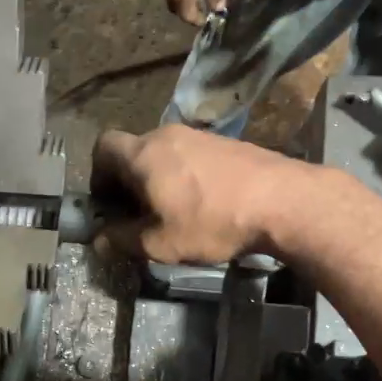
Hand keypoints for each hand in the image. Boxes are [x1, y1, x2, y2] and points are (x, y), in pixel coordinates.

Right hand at [90, 126, 326, 263]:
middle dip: (127, 182)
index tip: (108, 203)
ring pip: (162, 154)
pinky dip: (183, 177)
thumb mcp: (159, 244)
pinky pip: (188, 156)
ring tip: (170, 213)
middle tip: (136, 215)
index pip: (103, 147)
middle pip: (133, 151)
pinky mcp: (225, 144)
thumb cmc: (212, 222)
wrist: (284, 202)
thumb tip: (101, 240)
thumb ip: (123, 240)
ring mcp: (199, 136)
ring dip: (156, 180)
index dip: (97, 175)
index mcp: (143, 154)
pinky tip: (201, 205)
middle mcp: (167, 136)